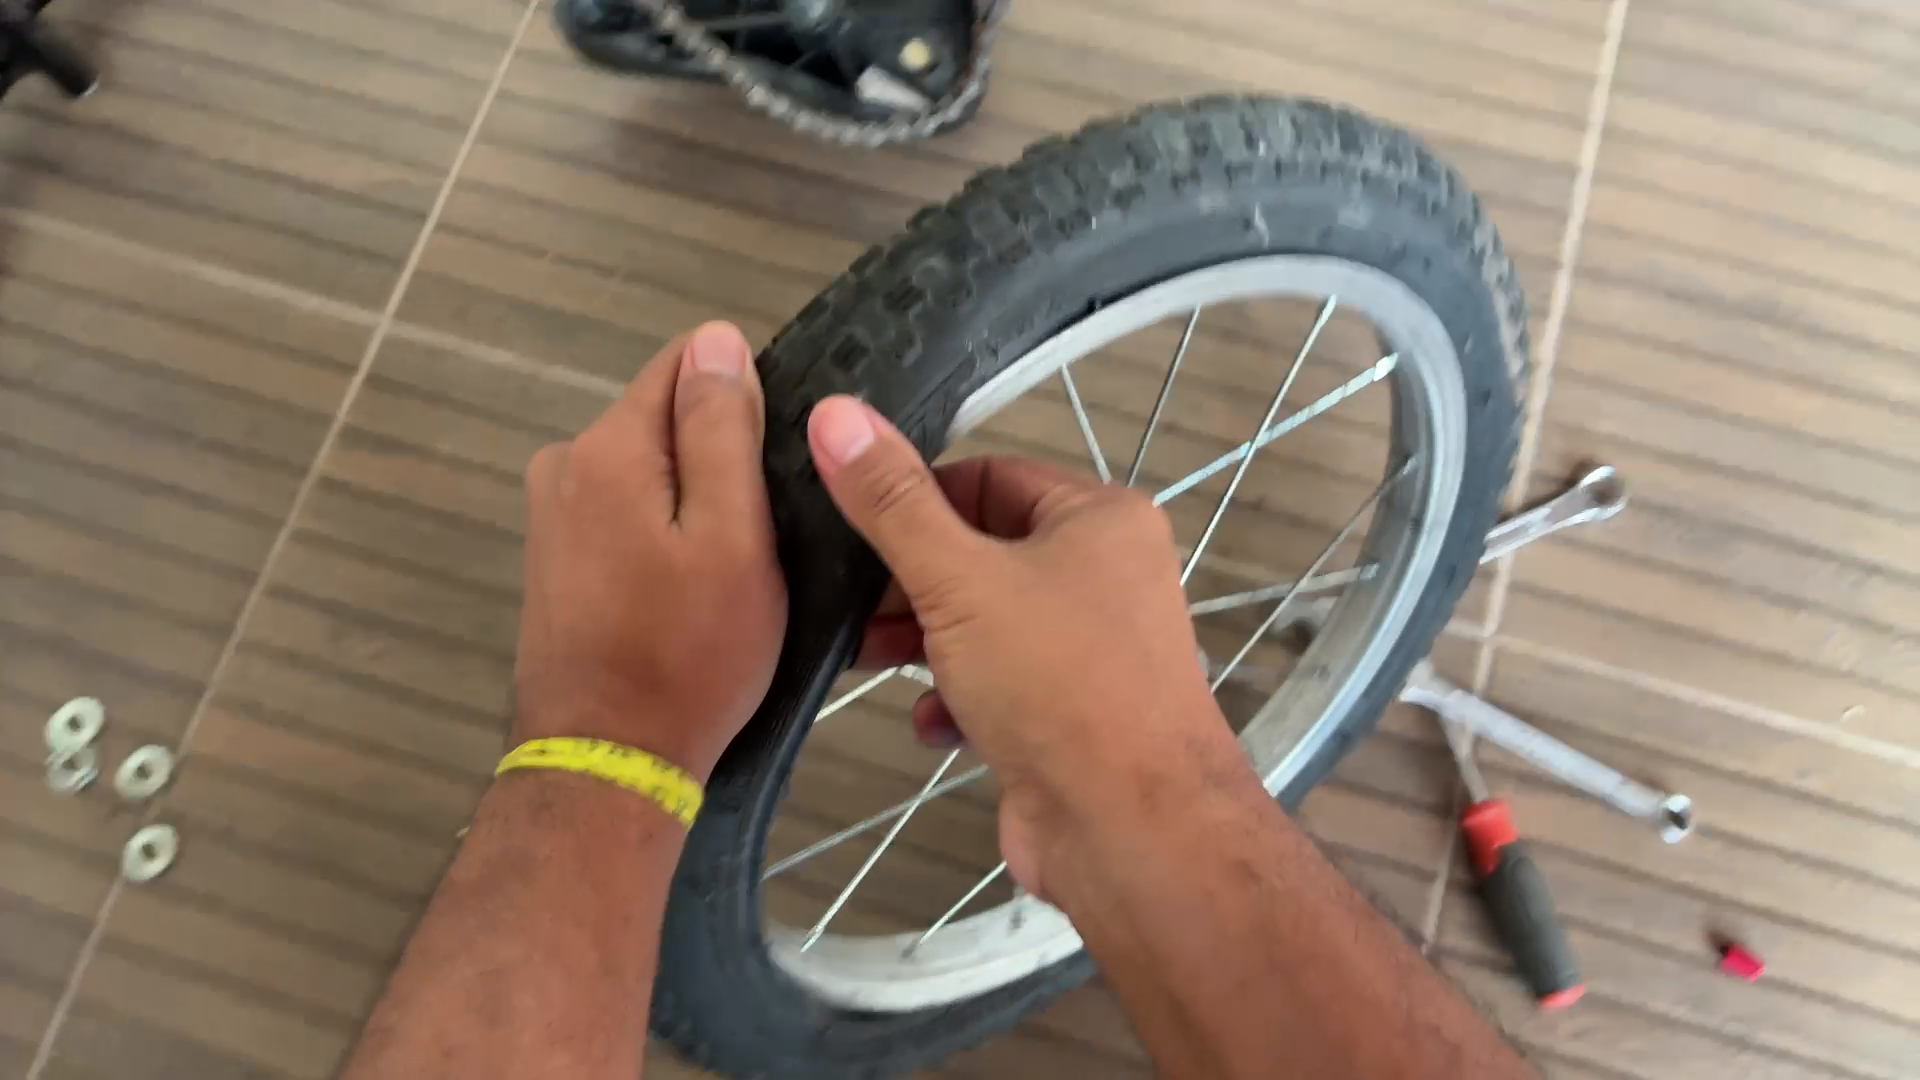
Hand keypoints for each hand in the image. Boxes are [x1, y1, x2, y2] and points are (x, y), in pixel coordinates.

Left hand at [517, 323, 786, 781]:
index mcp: (611, 446)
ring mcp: (554, 512)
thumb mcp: (733, 537)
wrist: (610, 760)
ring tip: (738, 557)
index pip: (687, 364)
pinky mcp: (557, 555)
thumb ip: (723, 431)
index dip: (746, 396)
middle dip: (723, 450)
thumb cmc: (691, 651)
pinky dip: (669, 525)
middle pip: (667, 417)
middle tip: (769, 526)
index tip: (783, 458)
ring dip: (698, 492)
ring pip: (652, 467)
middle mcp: (567, 462)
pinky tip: (692, 579)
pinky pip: (630, 509)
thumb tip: (718, 340)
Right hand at [807, 396, 1249, 898]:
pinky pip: (1005, 681)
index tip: (857, 527)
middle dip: (911, 581)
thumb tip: (836, 413)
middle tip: (849, 604)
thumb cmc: (1055, 681)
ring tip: (866, 659)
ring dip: (926, 640)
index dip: (918, 498)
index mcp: (1098, 519)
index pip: (990, 478)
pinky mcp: (1076, 710)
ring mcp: (1093, 647)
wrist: (1133, 832)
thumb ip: (893, 502)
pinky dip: (961, 694)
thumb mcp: (959, 579)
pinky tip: (931, 722)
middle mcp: (1105, 575)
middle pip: (984, 553)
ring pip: (987, 621)